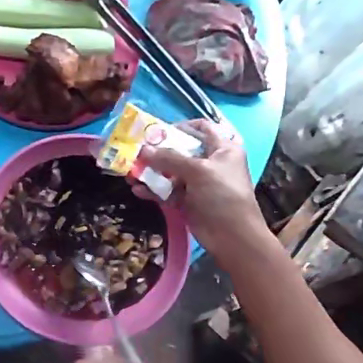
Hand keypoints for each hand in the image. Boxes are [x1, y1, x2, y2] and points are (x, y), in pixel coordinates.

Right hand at [141, 121, 266, 257]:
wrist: (232, 236)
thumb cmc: (222, 195)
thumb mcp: (198, 171)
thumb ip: (169, 158)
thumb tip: (143, 150)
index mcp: (222, 149)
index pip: (202, 128)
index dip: (181, 127)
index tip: (158, 131)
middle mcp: (210, 163)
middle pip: (180, 151)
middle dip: (157, 152)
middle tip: (135, 152)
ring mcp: (197, 183)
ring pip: (170, 172)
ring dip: (150, 172)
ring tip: (130, 173)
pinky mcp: (187, 200)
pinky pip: (166, 191)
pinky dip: (152, 190)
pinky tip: (137, 190)